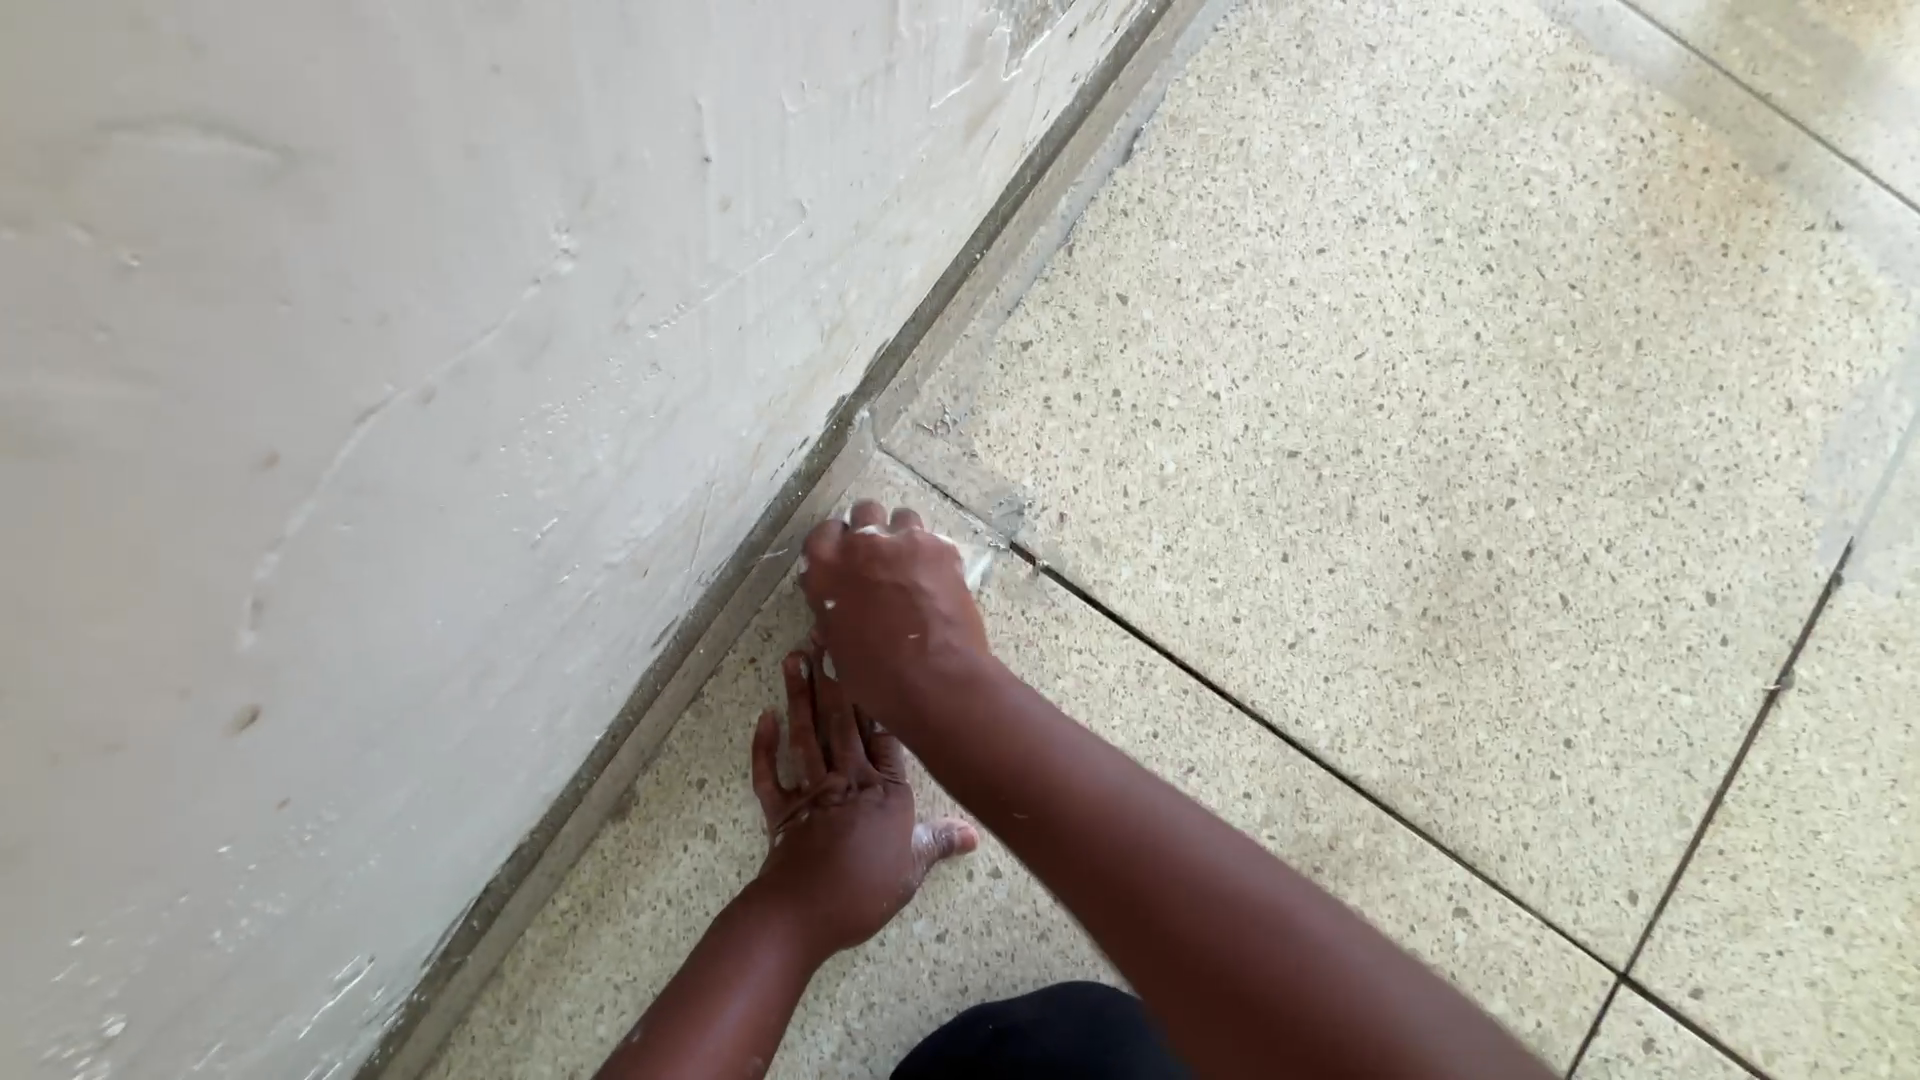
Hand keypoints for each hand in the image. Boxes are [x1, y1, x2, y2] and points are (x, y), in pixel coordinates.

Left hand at [746, 646, 977, 957]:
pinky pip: (768, 773)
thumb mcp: (912, 867)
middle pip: (840, 722)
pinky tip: (764, 717)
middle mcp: (847, 780)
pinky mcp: (780, 810)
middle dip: (832, 679)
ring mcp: (811, 791)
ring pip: (805, 735)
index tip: (866, 659)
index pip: (882, 733)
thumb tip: (975, 833)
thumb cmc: (865, 889)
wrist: (805, 912)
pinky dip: (763, 746)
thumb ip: (939, 842)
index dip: (874, 696)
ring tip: (793, 658)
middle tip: (821, 639)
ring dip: (797, 696)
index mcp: (884, 790)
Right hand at [797, 500, 992, 722]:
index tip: (846, 558)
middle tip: (881, 557)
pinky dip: (934, 555)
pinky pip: (934, 540)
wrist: (934, 678)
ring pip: (903, 518)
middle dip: (871, 529)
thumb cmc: (876, 675)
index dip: (837, 544)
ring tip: (913, 564)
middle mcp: (862, 544)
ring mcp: (905, 541)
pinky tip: (939, 580)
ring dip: (904, 536)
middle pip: (864, 512)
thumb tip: (836, 611)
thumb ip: (833, 615)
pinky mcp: (942, 548)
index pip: (823, 534)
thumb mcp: (838, 646)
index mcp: (825, 568)